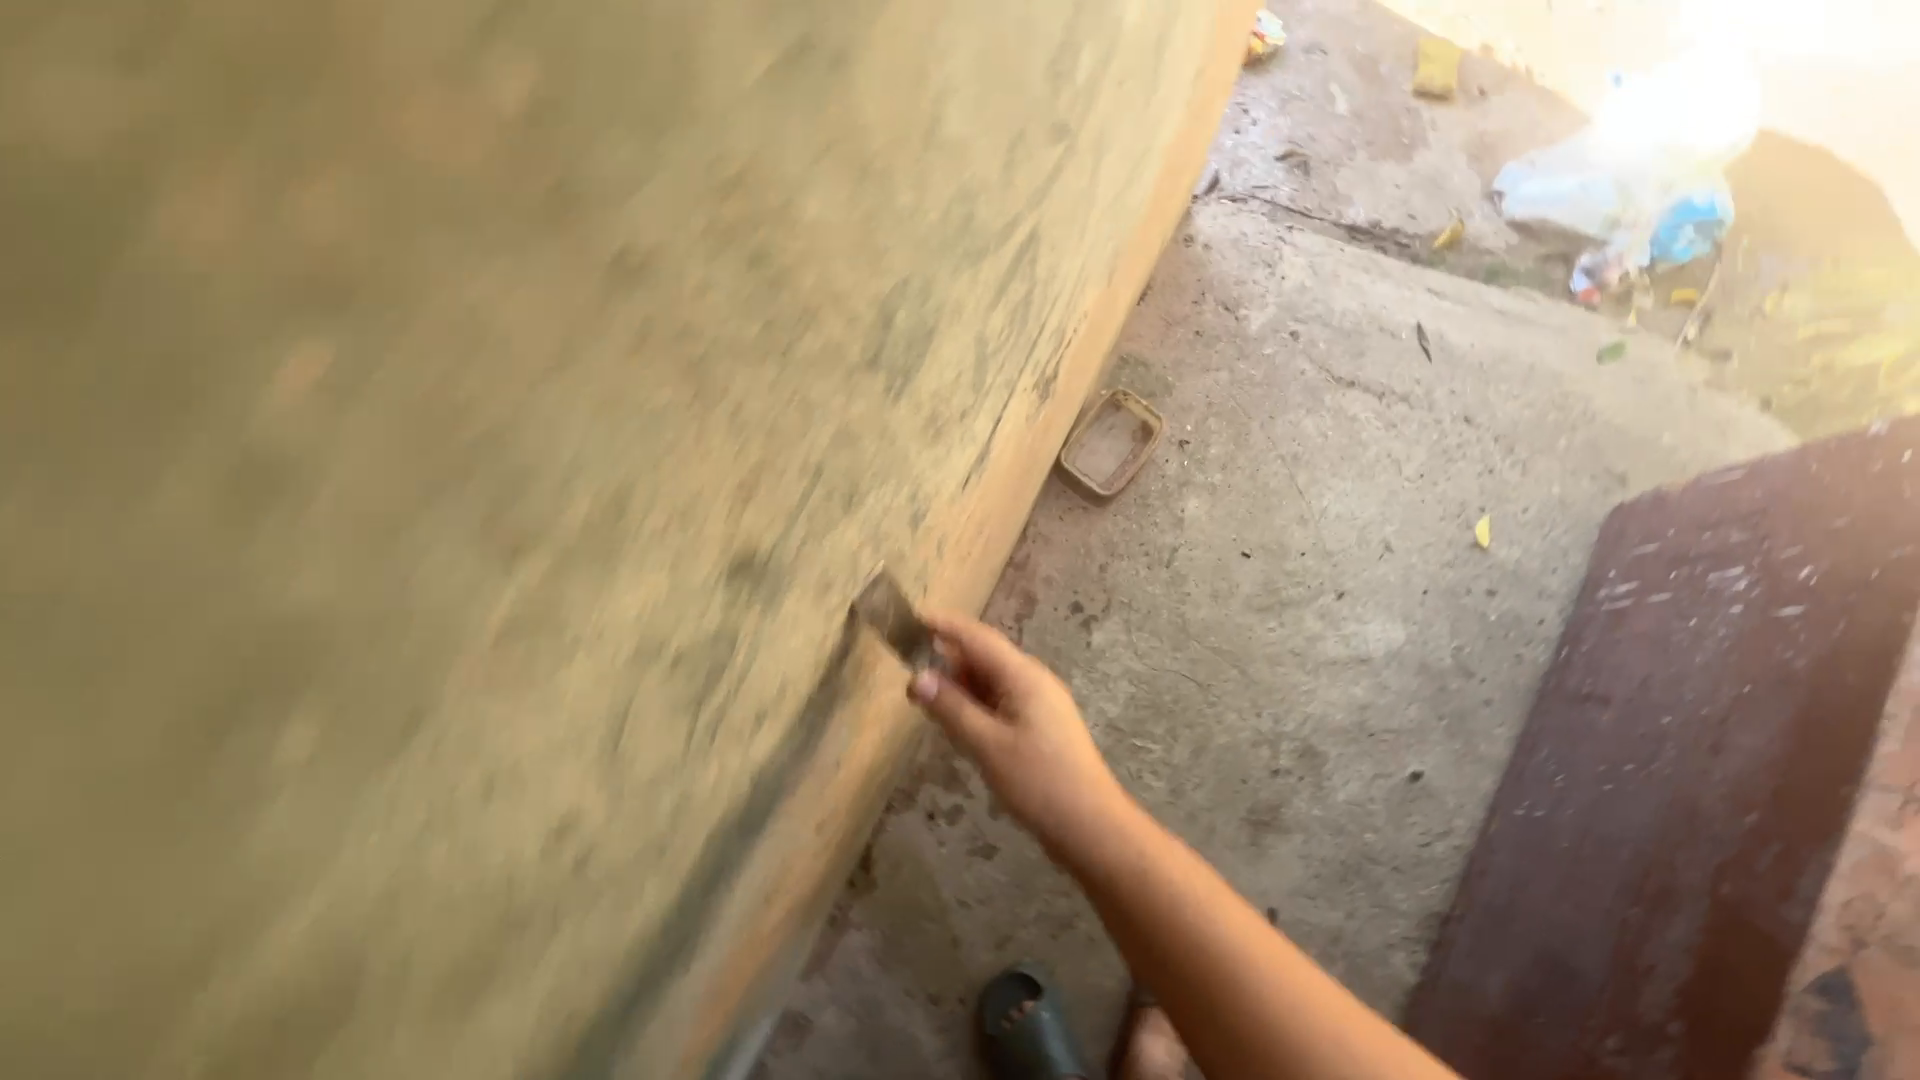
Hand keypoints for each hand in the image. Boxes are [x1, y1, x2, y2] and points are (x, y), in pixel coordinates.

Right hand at [906, 611, 1130, 852]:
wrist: (1090, 825)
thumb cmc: (1038, 781)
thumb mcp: (986, 744)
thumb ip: (951, 708)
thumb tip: (917, 678)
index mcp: (1023, 676)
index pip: (977, 637)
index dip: (944, 626)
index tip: (912, 620)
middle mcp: (1034, 680)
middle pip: (985, 657)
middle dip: (948, 662)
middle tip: (911, 679)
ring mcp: (1041, 704)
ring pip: (993, 682)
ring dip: (962, 687)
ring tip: (928, 703)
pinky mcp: (1041, 727)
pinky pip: (1002, 702)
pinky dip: (977, 705)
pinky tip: (960, 724)